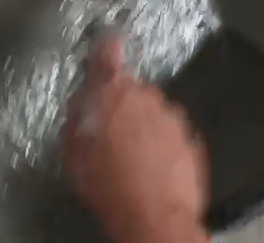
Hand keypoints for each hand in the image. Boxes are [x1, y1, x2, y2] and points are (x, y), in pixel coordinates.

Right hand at [62, 36, 210, 242]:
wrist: (155, 219)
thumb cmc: (105, 182)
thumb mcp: (72, 151)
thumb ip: (74, 118)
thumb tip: (81, 104)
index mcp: (110, 91)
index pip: (107, 53)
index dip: (105, 47)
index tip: (107, 45)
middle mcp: (144, 95)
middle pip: (131, 89)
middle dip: (123, 104)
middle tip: (114, 133)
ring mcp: (172, 117)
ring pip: (154, 112)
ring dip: (145, 125)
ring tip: (138, 157)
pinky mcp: (192, 141)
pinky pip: (172, 135)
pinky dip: (165, 146)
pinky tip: (157, 168)